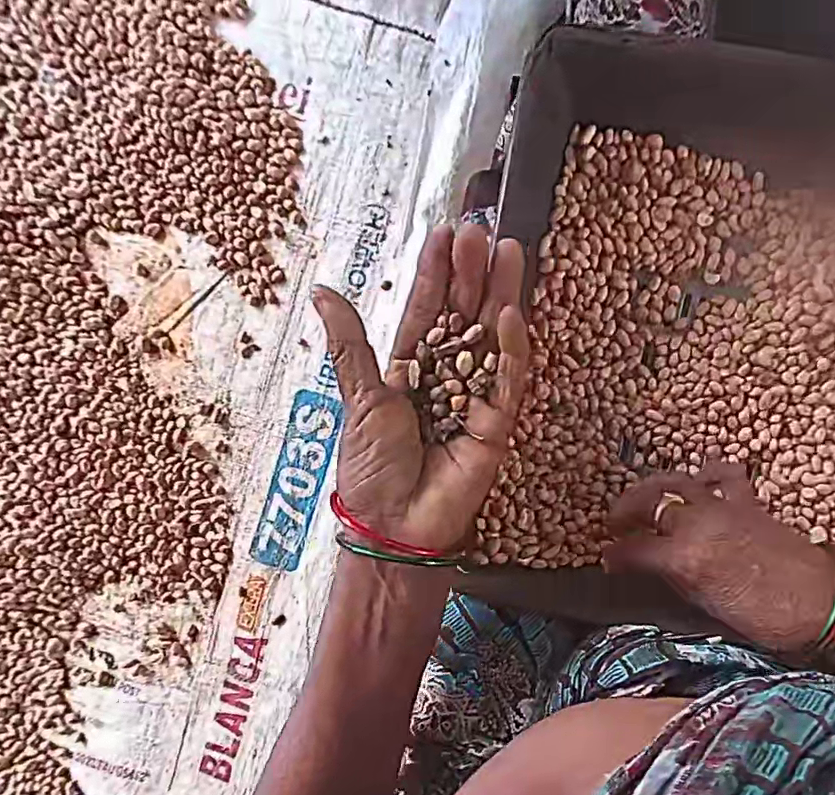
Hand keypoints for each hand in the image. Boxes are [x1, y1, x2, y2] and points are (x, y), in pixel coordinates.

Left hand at [313, 223, 529, 553]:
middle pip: (464, 318)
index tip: (445, 234)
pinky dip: (512, 351)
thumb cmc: (371, 467)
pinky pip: (507, 384)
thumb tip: (322, 291)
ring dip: (500, 298)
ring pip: (492, 342)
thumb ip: (351, 345)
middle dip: (472, 276)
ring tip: (507, 253)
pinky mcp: (496, 426)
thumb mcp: (359, 399)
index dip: (436, 274)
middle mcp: (445, 378)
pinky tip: (510, 315)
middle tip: (480, 232)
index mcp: (410, 369)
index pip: (427, 311)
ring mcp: (474, 400)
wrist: (393, 522)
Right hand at [602, 462, 834, 655]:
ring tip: (643, 500)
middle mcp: (699, 523)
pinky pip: (720, 475)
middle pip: (648, 504)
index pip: (634, 549)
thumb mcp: (709, 608)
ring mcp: (724, 507)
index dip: (615, 554)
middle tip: (614, 525)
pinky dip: (704, 474)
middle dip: (624, 512)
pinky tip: (696, 482)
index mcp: (685, 558)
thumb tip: (649, 566)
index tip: (607, 560)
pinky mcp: (747, 501)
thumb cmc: (765, 619)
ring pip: (676, 482)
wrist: (825, 605)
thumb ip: (675, 580)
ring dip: (653, 489)